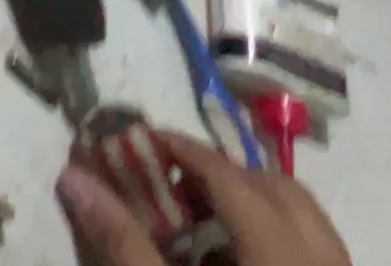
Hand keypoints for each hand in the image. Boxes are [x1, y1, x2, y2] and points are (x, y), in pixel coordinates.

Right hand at [57, 132, 350, 265]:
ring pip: (310, 223)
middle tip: (170, 176)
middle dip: (224, 172)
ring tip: (199, 214)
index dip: (186, 150)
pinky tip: (233, 259)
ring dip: (253, 201)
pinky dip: (275, 236)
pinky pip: (318, 255)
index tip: (142, 138)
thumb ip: (122, 240)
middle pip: (283, 192)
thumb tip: (72, 176)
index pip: (233, 180)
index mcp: (282, 262)